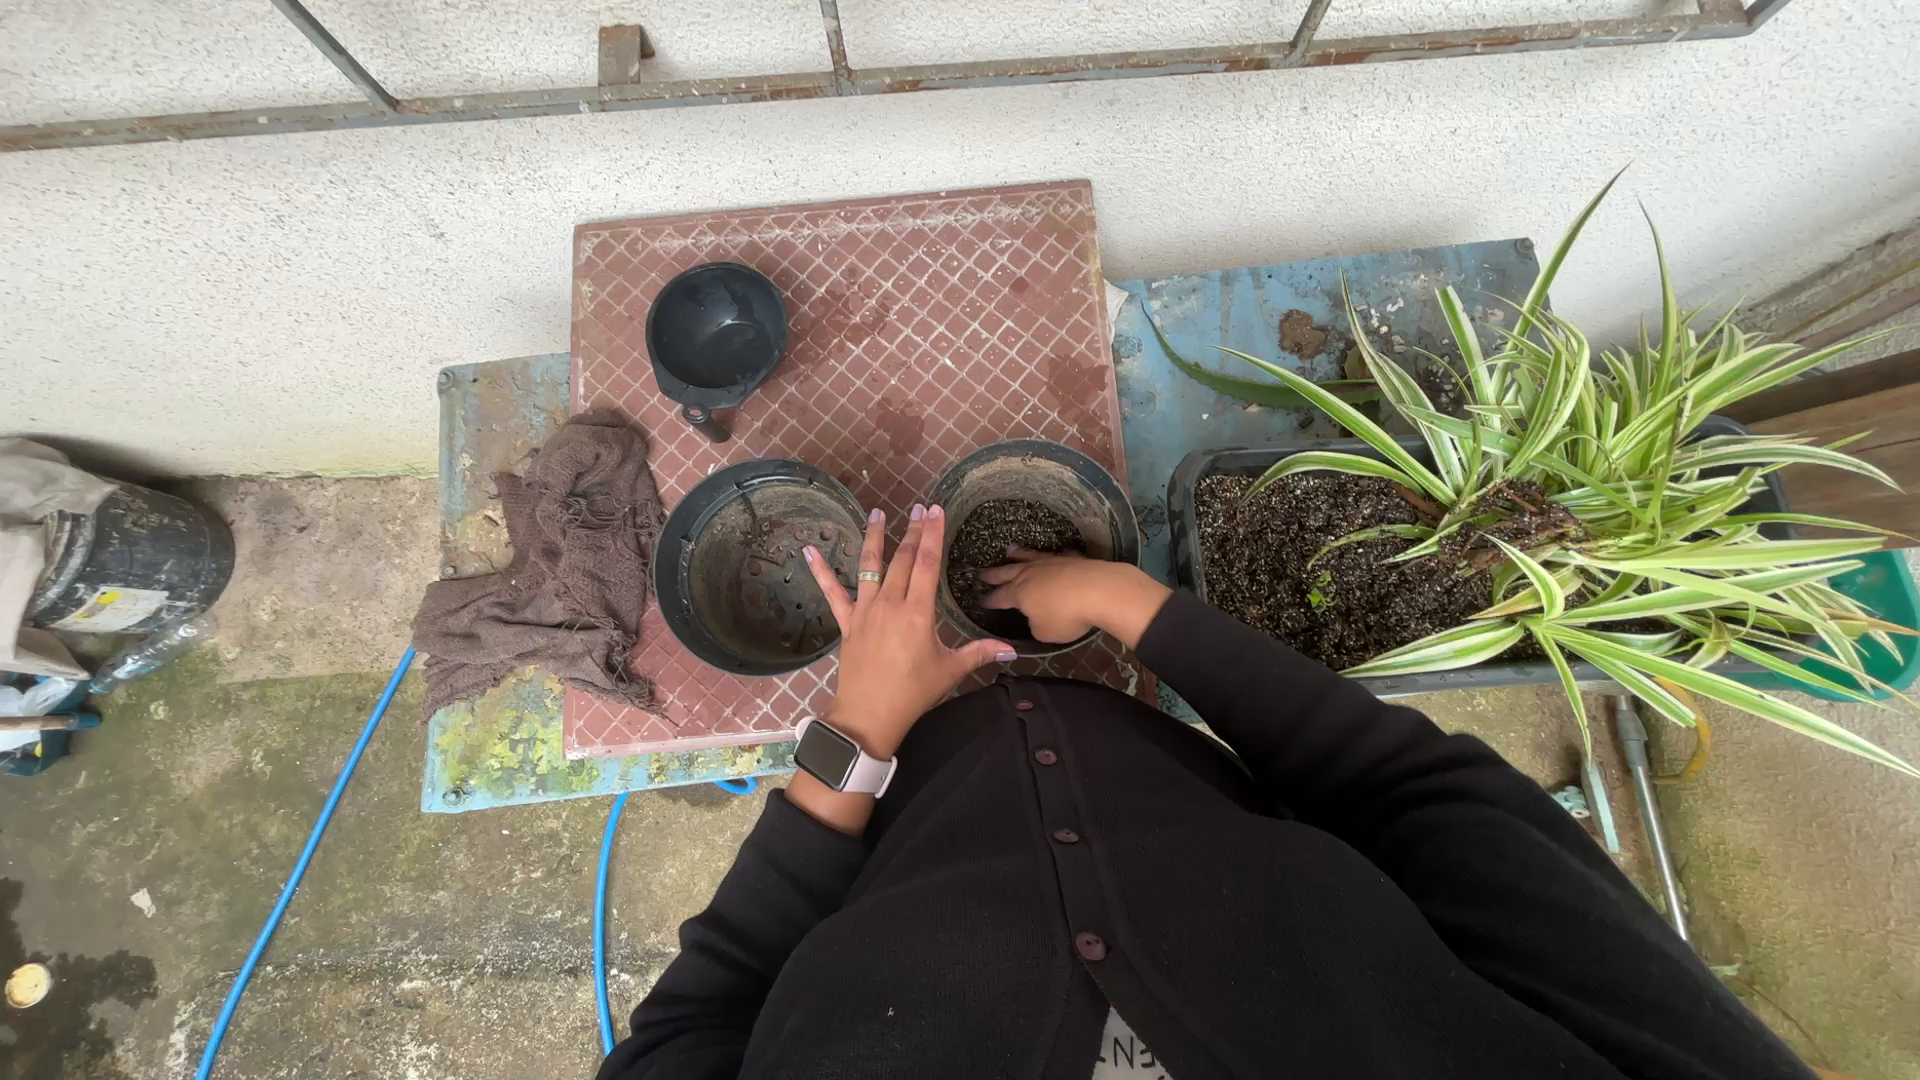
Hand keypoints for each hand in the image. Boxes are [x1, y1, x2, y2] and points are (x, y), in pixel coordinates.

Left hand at [802, 503, 1013, 759]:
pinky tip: (808, 550)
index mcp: (917, 612)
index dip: (932, 535)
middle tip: (919, 508)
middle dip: (913, 532)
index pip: (927, 563)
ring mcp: (865, 611)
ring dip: (875, 538)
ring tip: (878, 513)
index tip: (935, 511)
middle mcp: (890, 603)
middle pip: (903, 559)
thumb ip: (979, 654)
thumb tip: (1013, 651)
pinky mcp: (847, 622)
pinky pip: (832, 592)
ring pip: (870, 566)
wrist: (869, 715)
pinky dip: (820, 571)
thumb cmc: (913, 693)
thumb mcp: (950, 671)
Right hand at [977, 547, 1172, 649]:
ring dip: (1020, 554)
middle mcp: (1031, 574)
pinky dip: (1056, 557)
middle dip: (994, 574)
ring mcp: (1052, 563)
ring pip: (1031, 557)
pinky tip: (1059, 555)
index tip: (980, 601)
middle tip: (981, 573)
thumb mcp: (1044, 632)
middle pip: (1007, 572)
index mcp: (1019, 593)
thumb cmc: (1066, 616)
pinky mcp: (1073, 560)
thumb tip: (1036, 617)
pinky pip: (1060, 556)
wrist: (1099, 590)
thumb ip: (1035, 625)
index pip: (999, 597)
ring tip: (1010, 550)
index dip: (989, 600)